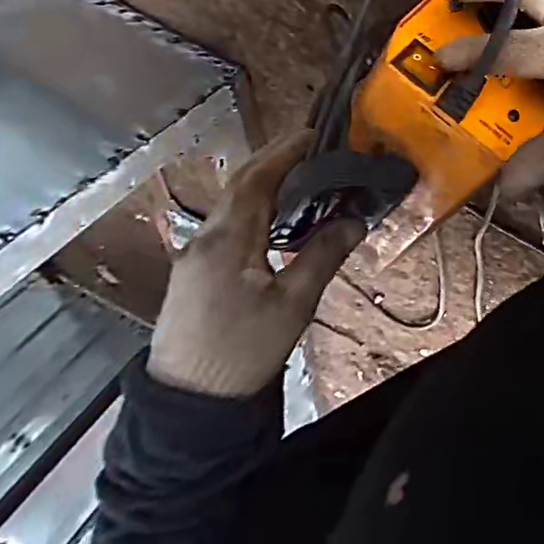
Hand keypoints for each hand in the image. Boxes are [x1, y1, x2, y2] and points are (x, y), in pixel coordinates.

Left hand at [148, 129, 365, 396]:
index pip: (255, 180)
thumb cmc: (243, 352)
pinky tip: (274, 217)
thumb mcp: (293, 305)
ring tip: (299, 176)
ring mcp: (193, 256)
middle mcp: (204, 239)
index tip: (312, 136)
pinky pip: (226, 224)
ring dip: (262, 183)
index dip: (284, 153)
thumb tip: (356, 220)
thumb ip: (323, 256)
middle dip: (273, 160)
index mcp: (226, 241)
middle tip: (309, 147)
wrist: (187, 408)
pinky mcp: (192, 274)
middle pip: (239, 185)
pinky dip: (252, 207)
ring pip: (230, 205)